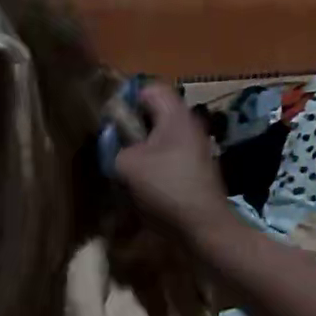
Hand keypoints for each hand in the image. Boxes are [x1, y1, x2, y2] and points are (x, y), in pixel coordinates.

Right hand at [112, 82, 237, 240]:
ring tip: (125, 169)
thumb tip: (112, 146)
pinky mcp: (197, 173)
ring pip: (160, 141)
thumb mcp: (126, 164)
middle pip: (154, 116)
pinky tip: (143, 187)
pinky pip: (169, 162)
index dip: (125, 99)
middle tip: (114, 146)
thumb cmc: (167, 188)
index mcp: (176, 114)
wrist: (205, 227)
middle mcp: (190, 127)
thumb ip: (112, 146)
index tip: (110, 120)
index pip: (148, 88)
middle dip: (131, 129)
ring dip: (141, 153)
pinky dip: (155, 169)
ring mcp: (197, 151)